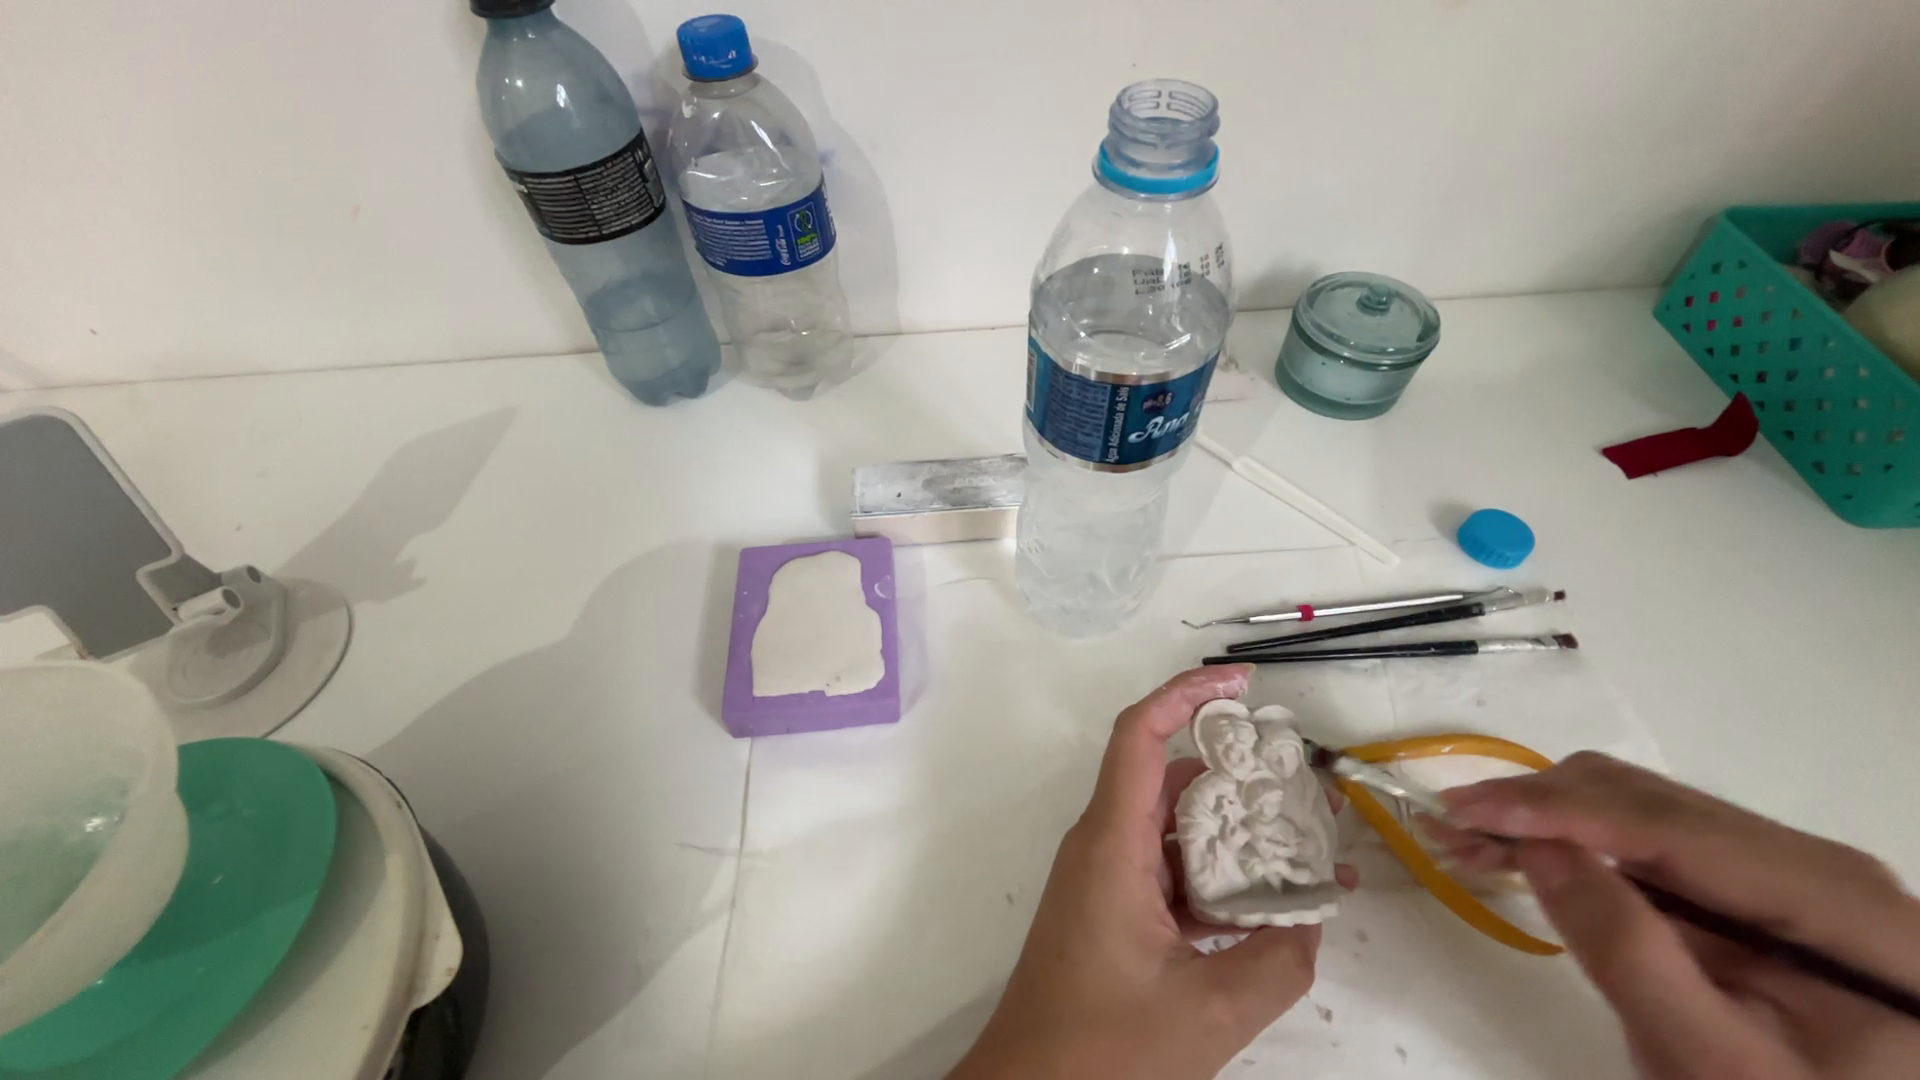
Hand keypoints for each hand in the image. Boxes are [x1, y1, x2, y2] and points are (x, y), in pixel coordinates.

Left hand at [950, 666, 1355, 1079]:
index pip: (1140, 735)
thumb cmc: (1104, 1043)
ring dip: (1231, 833)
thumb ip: (1277, 962)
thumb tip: (1310, 923)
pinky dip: (1213, 876)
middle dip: (1235, 774)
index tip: (1239, 682)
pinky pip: (1168, 869)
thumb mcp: (1210, 1010)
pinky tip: (1266, 908)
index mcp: (1113, 841)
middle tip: (1302, 788)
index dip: (1183, 693)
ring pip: (1173, 827)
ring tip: (1303, 851)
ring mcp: (1105, 874)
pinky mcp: (1111, 905)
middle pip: (1169, 779)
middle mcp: (1104, 842)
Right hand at [1430, 752, 1919, 1078]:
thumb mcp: (1708, 1059)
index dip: (1555, 807)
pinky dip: (1562, 835)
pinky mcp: (1733, 879)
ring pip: (1627, 804)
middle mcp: (1805, 858)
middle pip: (1642, 799)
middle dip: (1533, 807)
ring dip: (1537, 816)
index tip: (1461, 809)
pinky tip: (1511, 848)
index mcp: (1835, 902)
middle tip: (1447, 829)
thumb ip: (1628, 952)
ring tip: (1463, 839)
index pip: (1668, 825)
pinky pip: (1632, 833)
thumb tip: (1535, 848)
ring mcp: (1770, 864)